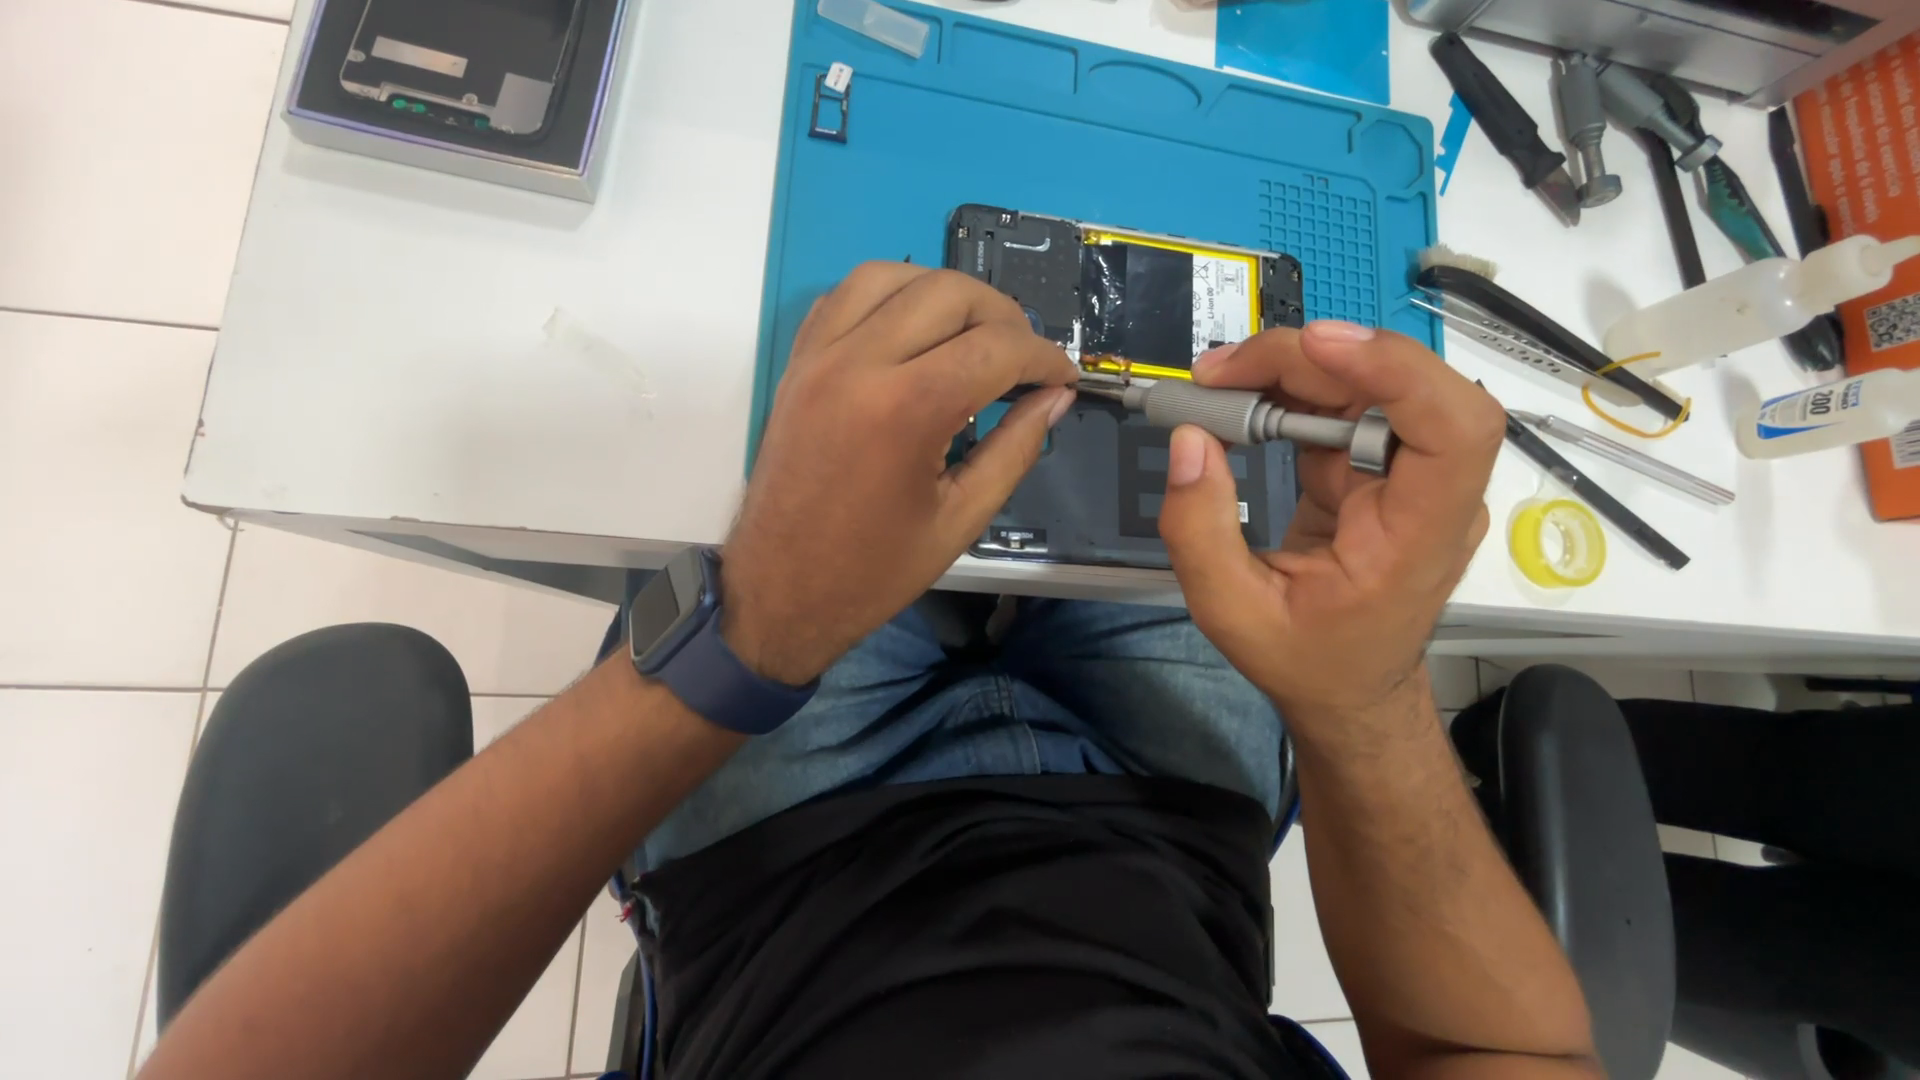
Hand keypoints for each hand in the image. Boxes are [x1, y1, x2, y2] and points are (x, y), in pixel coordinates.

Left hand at [720, 262, 1077, 683]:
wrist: (780, 591)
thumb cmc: (873, 571)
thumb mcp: (962, 520)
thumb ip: (1015, 449)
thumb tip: (1054, 398)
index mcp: (906, 410)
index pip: (995, 348)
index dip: (1043, 357)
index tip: (1062, 379)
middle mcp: (858, 362)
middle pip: (950, 293)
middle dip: (1005, 318)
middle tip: (1024, 361)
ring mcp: (819, 355)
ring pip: (894, 275)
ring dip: (946, 294)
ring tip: (974, 336)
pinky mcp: (798, 361)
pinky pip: (846, 294)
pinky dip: (891, 295)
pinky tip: (915, 331)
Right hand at [1157, 321, 1503, 728]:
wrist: (1349, 690)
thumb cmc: (1305, 663)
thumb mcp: (1231, 612)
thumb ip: (1201, 532)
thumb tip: (1189, 440)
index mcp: (1417, 538)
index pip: (1452, 430)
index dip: (1397, 372)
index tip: (1317, 346)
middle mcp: (1430, 496)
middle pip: (1399, 392)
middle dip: (1308, 362)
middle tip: (1216, 371)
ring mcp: (1409, 481)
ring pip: (1369, 390)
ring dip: (1293, 371)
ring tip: (1216, 381)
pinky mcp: (1380, 474)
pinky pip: (1344, 412)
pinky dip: (1290, 395)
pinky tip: (1240, 399)